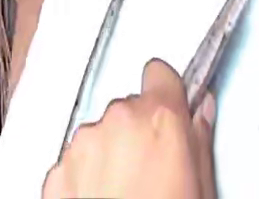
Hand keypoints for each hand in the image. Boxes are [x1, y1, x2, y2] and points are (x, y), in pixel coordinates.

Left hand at [43, 59, 216, 198]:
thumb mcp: (203, 194)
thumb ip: (200, 145)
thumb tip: (202, 113)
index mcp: (159, 120)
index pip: (160, 72)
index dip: (167, 93)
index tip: (172, 113)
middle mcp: (117, 120)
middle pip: (131, 107)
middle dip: (142, 133)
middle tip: (155, 178)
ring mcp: (82, 144)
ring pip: (103, 133)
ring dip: (113, 154)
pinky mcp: (56, 172)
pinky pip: (77, 159)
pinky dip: (87, 177)